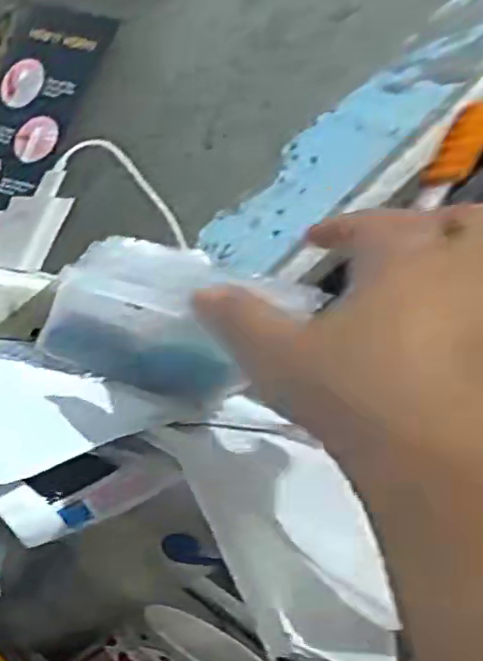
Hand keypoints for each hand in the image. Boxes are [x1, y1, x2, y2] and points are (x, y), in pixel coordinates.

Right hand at [192, 206, 482, 469]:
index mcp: (403, 260)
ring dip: (447, 258)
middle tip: (383, 246)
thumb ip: (238, 317)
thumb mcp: (270, 351)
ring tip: (407, 280)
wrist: (425, 437)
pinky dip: (453, 295)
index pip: (378, 224)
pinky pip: (472, 300)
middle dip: (424, 226)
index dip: (345, 226)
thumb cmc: (342, 385)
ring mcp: (482, 302)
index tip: (316, 238)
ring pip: (476, 258)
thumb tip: (204, 292)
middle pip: (462, 222)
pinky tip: (426, 319)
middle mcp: (460, 267)